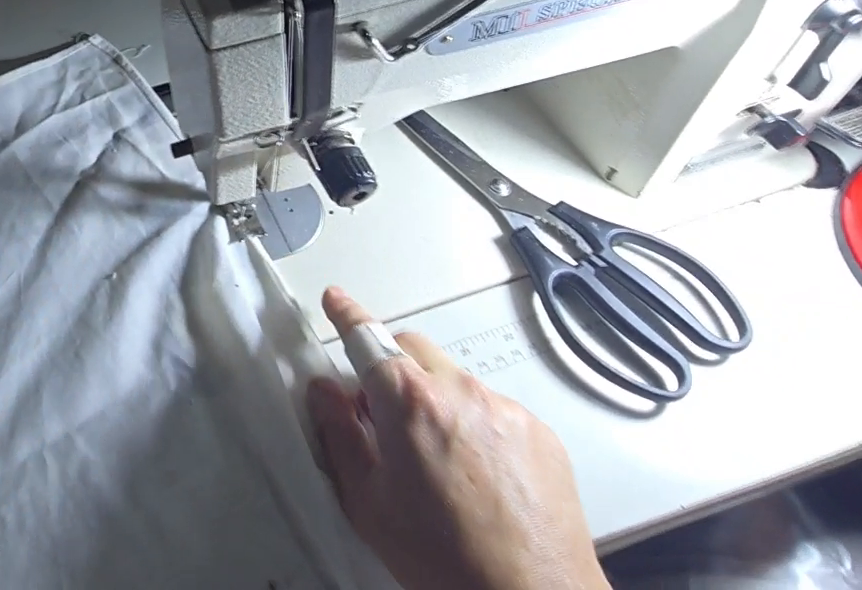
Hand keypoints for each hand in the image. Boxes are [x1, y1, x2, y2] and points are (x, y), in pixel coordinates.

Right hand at [307, 288, 607, 589]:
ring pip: (453, 380)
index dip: (347, 316)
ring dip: (435, 400)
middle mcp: (459, 391)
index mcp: (409, 402)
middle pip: (412, 350)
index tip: (336, 300)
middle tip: (383, 417)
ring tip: (438, 462)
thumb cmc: (446, 562)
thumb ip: (338, 433)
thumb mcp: (368, 502)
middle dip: (392, 369)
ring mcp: (504, 409)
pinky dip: (474, 424)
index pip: (367, 339)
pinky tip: (476, 475)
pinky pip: (492, 408)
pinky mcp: (537, 431)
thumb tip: (324, 391)